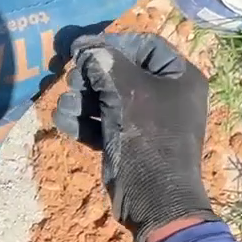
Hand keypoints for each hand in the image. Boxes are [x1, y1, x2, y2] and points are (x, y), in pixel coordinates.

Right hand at [51, 32, 213, 241]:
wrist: (154, 198)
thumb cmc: (150, 138)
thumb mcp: (129, 92)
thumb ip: (106, 63)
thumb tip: (84, 48)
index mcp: (178, 77)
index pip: (144, 45)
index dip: (111, 43)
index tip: (79, 47)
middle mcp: (161, 95)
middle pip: (118, 70)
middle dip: (91, 75)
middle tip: (73, 80)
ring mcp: (141, 119)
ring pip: (103, 97)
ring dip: (80, 99)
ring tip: (68, 106)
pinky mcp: (122, 140)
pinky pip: (97, 122)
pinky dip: (80, 121)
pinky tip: (63, 121)